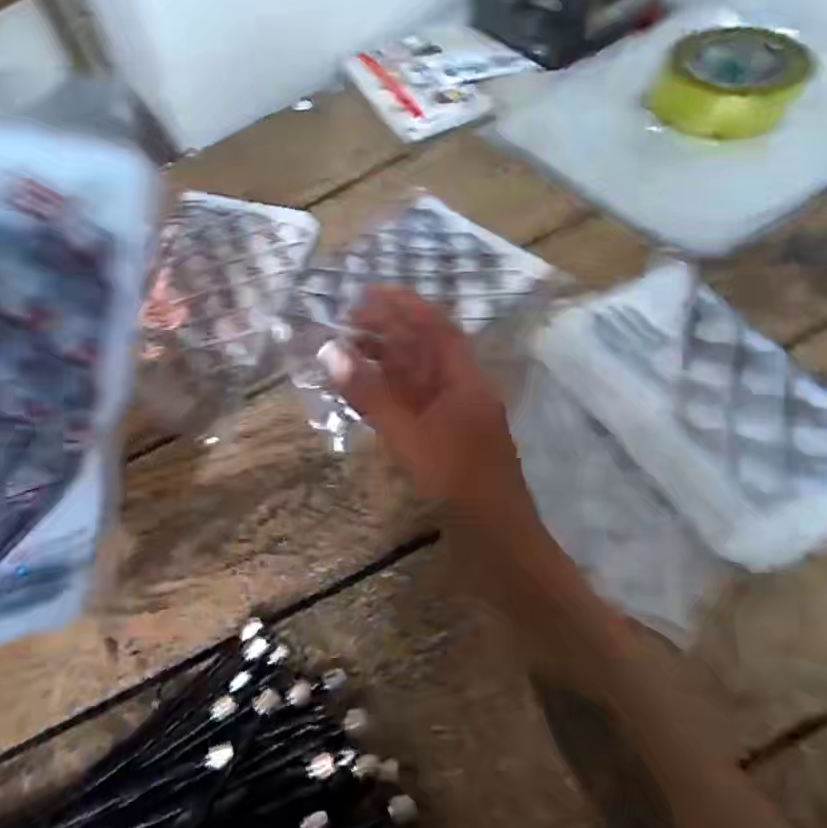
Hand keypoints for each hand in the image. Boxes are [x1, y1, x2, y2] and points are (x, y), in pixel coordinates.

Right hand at [321, 287, 527, 507]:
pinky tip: (364, 384)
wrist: (495, 537)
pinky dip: (388, 387)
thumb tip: (331, 352)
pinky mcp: (443, 434)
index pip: (436, 328)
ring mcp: (453, 412)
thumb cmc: (456, 481)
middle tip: (350, 315)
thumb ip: (369, 394)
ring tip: (349, 344)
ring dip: (387, 357)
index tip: (371, 290)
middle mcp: (461, 388)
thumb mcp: (407, 434)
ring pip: (418, 373)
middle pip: (426, 347)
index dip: (405, 305)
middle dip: (390, 327)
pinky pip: (413, 399)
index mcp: (465, 380)